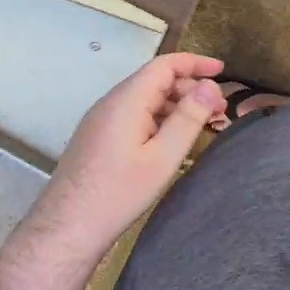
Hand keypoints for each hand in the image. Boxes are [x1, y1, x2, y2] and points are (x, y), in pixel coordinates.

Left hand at [31, 53, 226, 258]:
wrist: (67, 226)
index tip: (222, 71)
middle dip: (190, 89)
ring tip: (203, 126)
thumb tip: (209, 86)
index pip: (165, 65)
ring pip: (145, 99)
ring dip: (176, 106)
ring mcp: (101, 119)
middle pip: (155, 81)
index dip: (195, 63)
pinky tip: (173, 140)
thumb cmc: (118, 193)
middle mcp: (111, 101)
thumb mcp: (162, 158)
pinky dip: (159, 119)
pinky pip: (134, 115)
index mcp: (127, 99)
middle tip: (221, 112)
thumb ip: (188, 119)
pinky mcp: (98, 136)